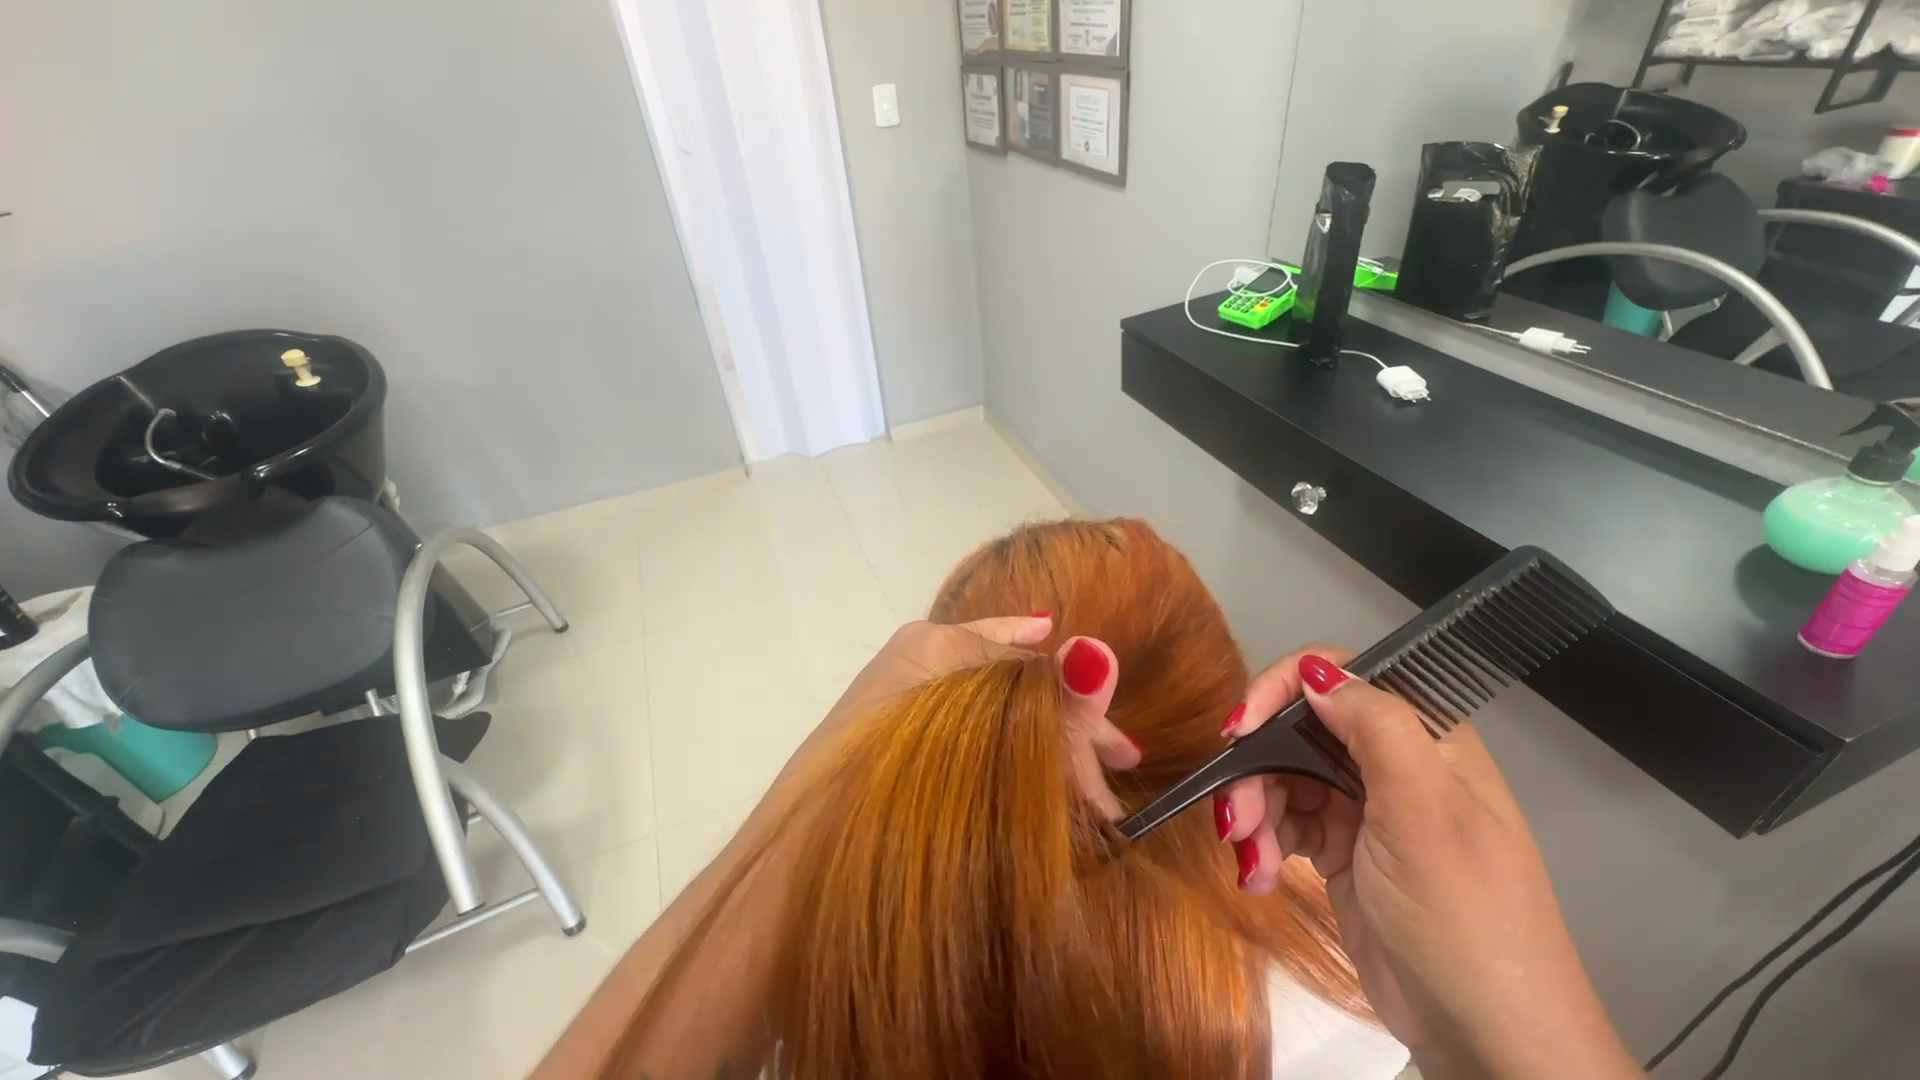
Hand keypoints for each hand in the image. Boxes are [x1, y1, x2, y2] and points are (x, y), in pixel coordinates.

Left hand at [780, 618, 1140, 817]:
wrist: (799, 875)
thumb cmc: (897, 798)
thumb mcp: (987, 746)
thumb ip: (1043, 705)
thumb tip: (1096, 655)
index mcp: (935, 646)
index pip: (1033, 663)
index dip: (1084, 706)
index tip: (1122, 753)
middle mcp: (920, 663)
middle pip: (1017, 691)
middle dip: (1068, 743)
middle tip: (1110, 793)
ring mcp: (905, 703)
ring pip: (998, 721)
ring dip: (1043, 764)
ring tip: (1087, 816)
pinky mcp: (896, 746)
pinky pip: (973, 745)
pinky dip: (1010, 773)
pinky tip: (1041, 806)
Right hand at [1219, 651, 1639, 1079]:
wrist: (1487, 1038)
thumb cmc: (1464, 915)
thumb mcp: (1425, 812)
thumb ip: (1375, 727)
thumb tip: (1315, 670)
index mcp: (1423, 739)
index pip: (1340, 680)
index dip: (1280, 691)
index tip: (1239, 732)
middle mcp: (1390, 763)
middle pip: (1296, 732)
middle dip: (1255, 769)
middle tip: (1235, 820)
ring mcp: (1362, 808)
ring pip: (1281, 778)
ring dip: (1253, 813)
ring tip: (1249, 863)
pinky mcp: (1340, 850)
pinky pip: (1283, 824)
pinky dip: (1261, 845)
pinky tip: (1258, 877)